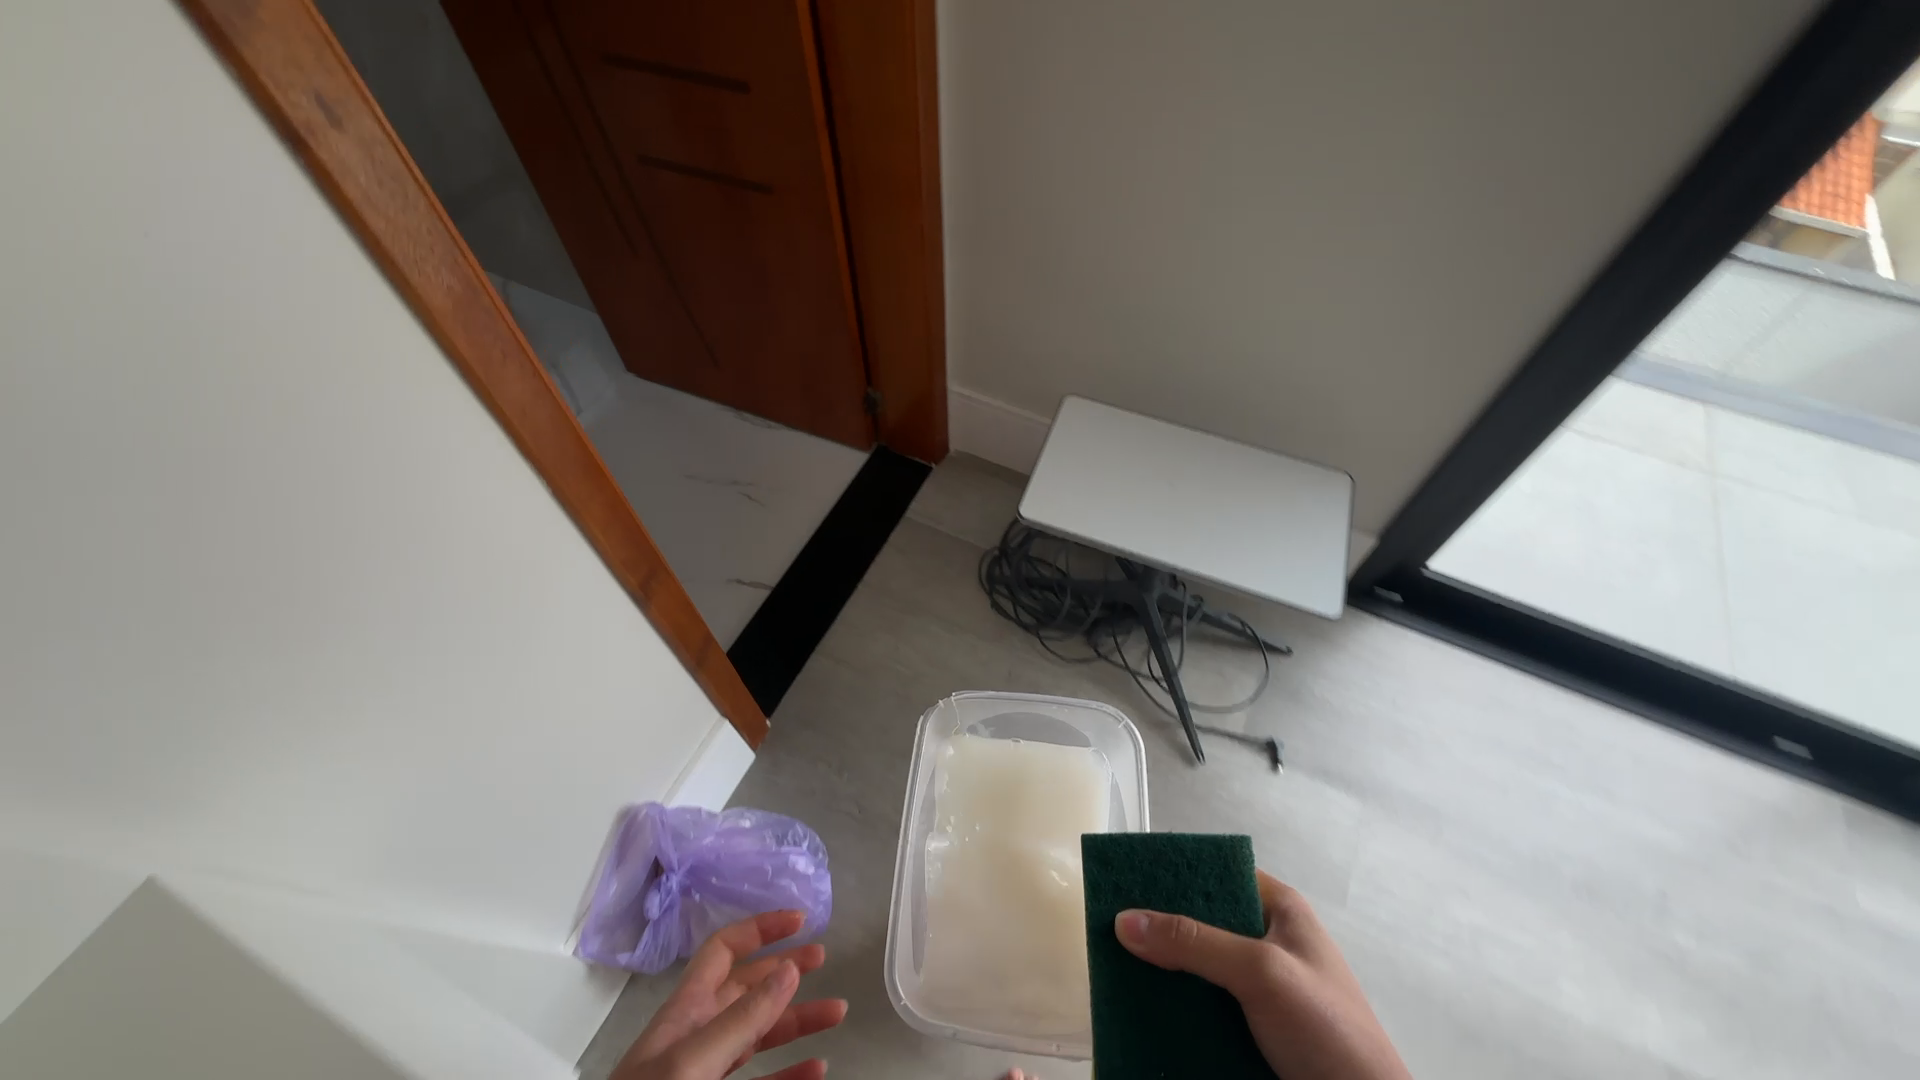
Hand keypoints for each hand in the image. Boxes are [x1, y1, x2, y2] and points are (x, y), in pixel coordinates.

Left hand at [610, 910, 848, 1079]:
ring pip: (760, 1035)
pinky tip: (816, 1069)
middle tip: (823, 957)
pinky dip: (790, 1073)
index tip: (799, 920)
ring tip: (837, 1012)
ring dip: (798, 1020)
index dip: (759, 929)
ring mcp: (707, 1071)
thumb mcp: (691, 1062)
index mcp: (686, 1010)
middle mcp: (699, 1034)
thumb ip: (741, 1018)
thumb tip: (790, 968)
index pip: (724, 950)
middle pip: (748, 989)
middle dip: (786, 969)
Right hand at [1115, 871, 1410, 1079]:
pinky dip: (1172, 1006)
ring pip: (1196, 966)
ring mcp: (1258, 988)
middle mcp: (1267, 941)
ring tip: (1111, 965)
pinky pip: (1200, 1006)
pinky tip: (1138, 1007)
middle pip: (1200, 921)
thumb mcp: (1261, 973)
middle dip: (1159, 925)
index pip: (1217, 873)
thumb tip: (1123, 919)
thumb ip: (1195, 943)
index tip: (1126, 877)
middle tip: (1108, 924)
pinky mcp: (1250, 1028)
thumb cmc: (1327, 1029)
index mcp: (1280, 910)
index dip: (1174, 872)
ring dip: (1160, 970)